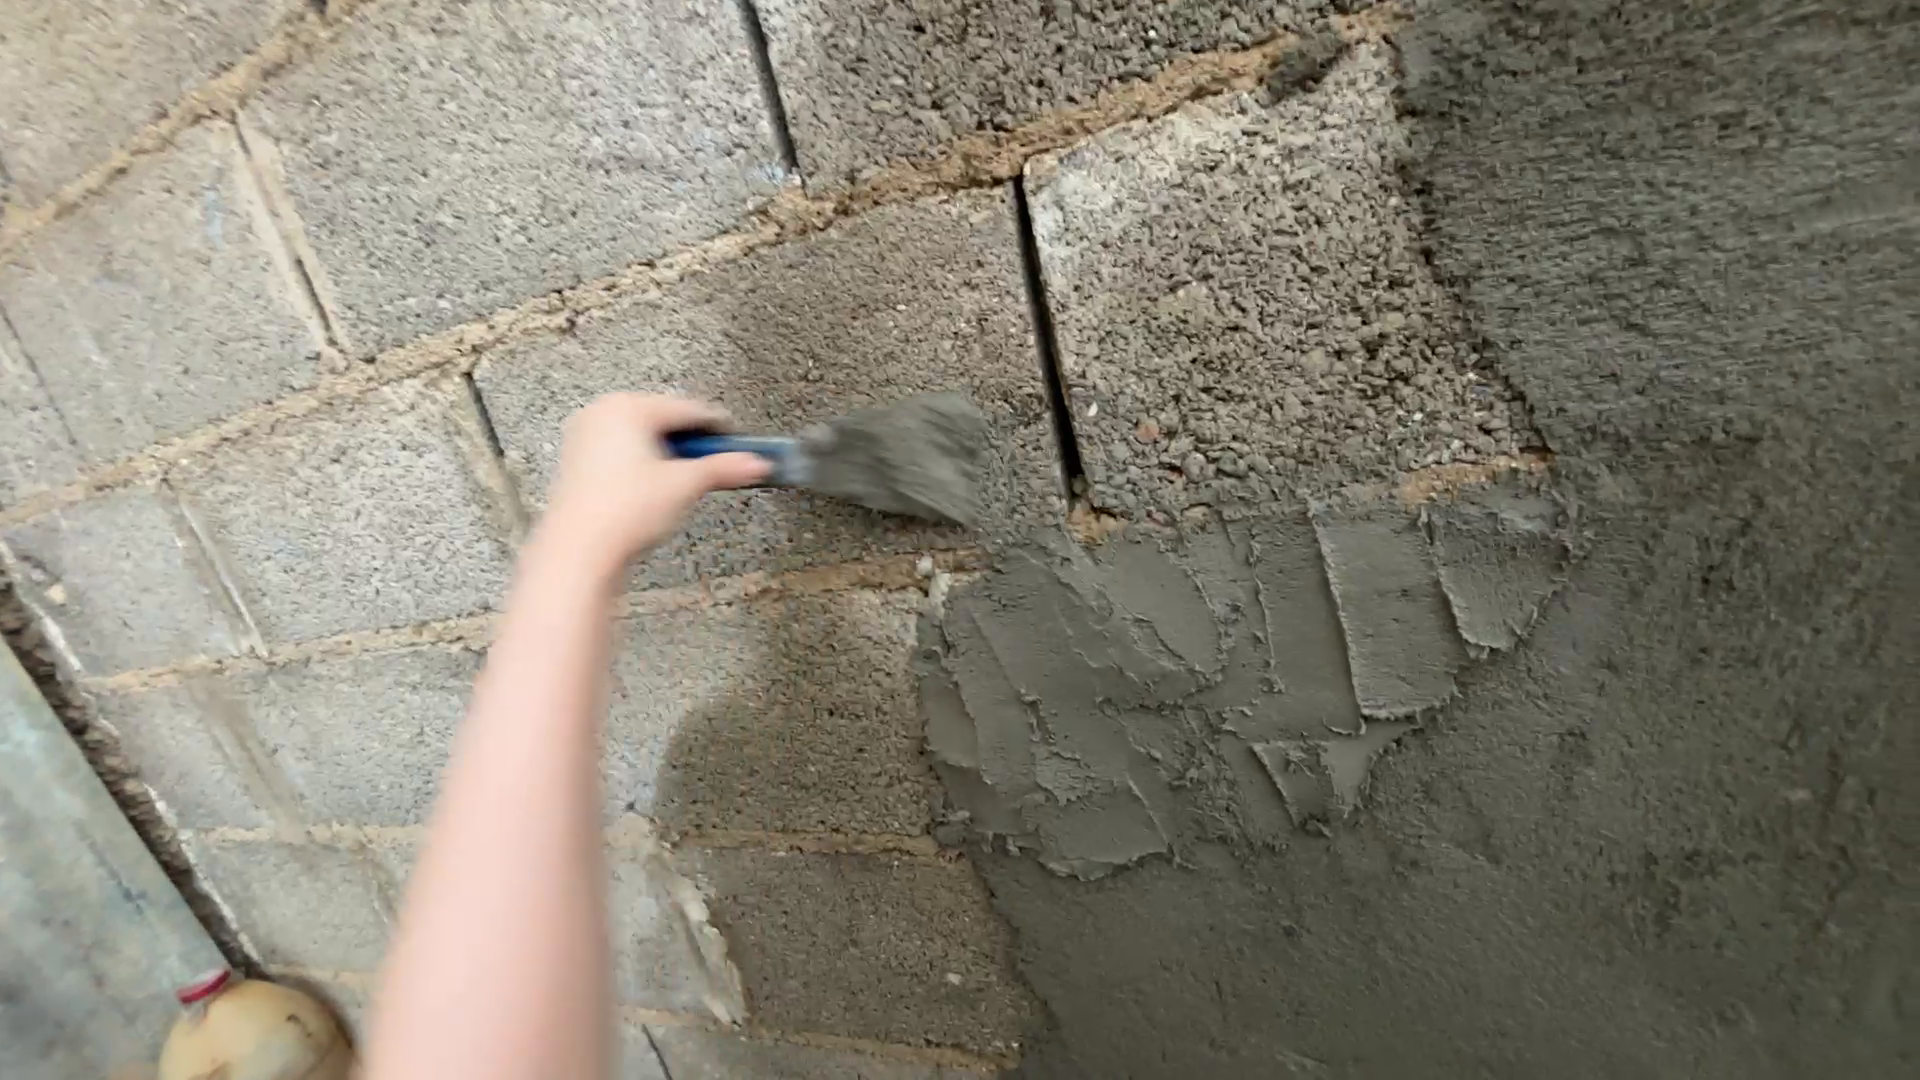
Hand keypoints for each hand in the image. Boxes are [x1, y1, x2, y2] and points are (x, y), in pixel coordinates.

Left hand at [534, 394, 769, 577]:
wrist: (580, 548)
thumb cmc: (622, 511)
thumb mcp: (686, 485)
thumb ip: (725, 468)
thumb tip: (757, 464)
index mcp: (629, 407)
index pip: (690, 410)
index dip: (721, 430)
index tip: (739, 444)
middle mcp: (603, 412)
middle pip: (666, 420)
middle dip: (694, 443)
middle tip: (717, 464)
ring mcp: (587, 434)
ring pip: (644, 435)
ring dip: (671, 453)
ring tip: (688, 479)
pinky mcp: (579, 459)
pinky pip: (624, 449)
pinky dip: (647, 461)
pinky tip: (658, 485)